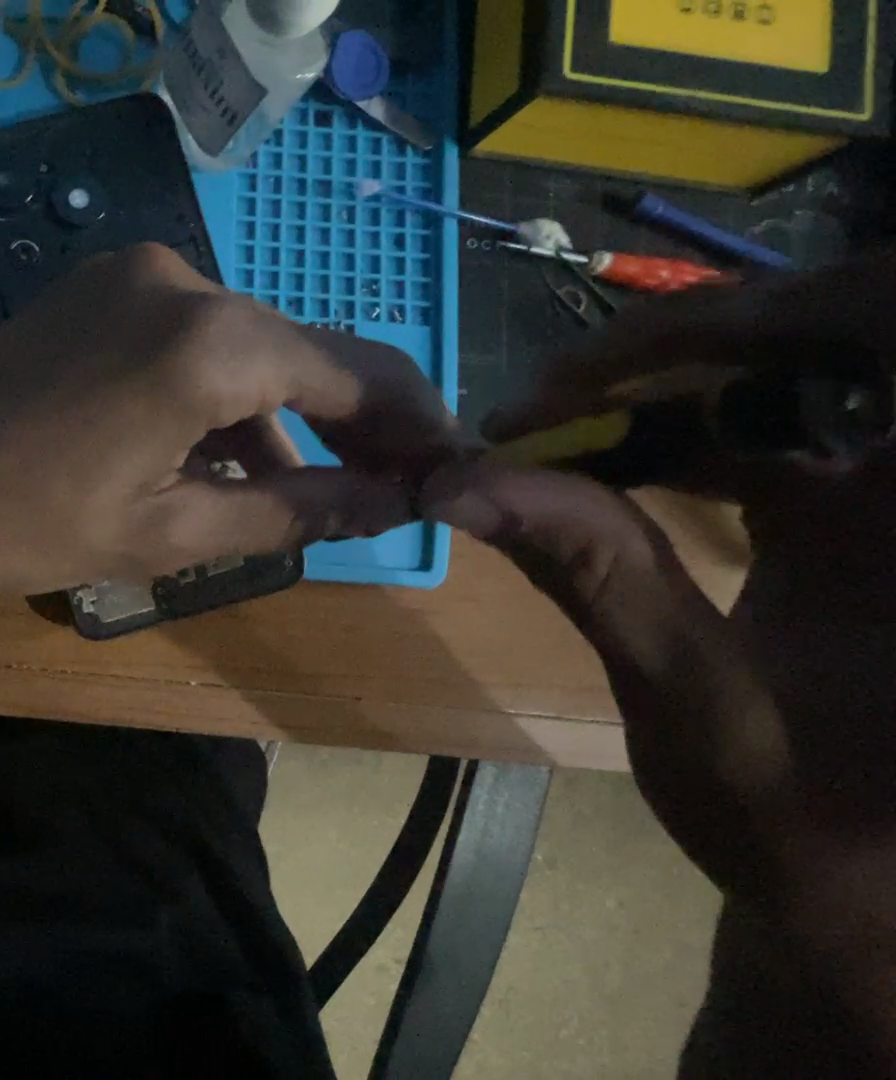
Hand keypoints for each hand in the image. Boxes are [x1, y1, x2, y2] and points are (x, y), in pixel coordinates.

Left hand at [0, 243, 460, 593]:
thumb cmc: (15, 523)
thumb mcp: (162, 534)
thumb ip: (289, 511)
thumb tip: (392, 504)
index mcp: (212, 341)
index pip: (357, 373)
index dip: (412, 430)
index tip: (448, 479)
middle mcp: (182, 280)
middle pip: (298, 354)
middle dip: (346, 427)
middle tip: (380, 500)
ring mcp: (128, 277)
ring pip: (237, 349)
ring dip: (269, 420)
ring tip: (290, 498)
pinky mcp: (89, 291)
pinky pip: (181, 341)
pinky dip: (208, 397)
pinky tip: (208, 457)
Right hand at [420, 251, 895, 1057]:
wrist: (883, 896)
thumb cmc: (811, 826)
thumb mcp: (694, 704)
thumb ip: (594, 578)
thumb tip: (461, 483)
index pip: (883, 326)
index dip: (740, 317)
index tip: (587, 371)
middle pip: (844, 328)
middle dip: (689, 344)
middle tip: (556, 398)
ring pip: (805, 372)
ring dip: (672, 386)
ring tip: (554, 432)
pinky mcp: (866, 512)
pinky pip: (782, 428)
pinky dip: (682, 432)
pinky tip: (601, 471)